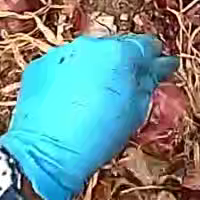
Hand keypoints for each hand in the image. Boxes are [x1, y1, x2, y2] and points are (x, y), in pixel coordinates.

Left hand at [3, 34, 177, 199]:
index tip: (158, 69)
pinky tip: (74, 99)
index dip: (154, 59)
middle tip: (128, 86)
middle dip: (125, 63)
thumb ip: (149, 81)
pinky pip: (65, 65)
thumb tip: (159, 67)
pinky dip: (72, 76)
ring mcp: (62, 53)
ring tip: (97, 96)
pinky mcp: (40, 66)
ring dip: (98, 68)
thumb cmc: (97, 136)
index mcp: (120, 52)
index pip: (146, 45)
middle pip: (117, 46)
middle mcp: (91, 45)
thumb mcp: (136, 110)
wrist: (46, 155)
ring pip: (90, 54)